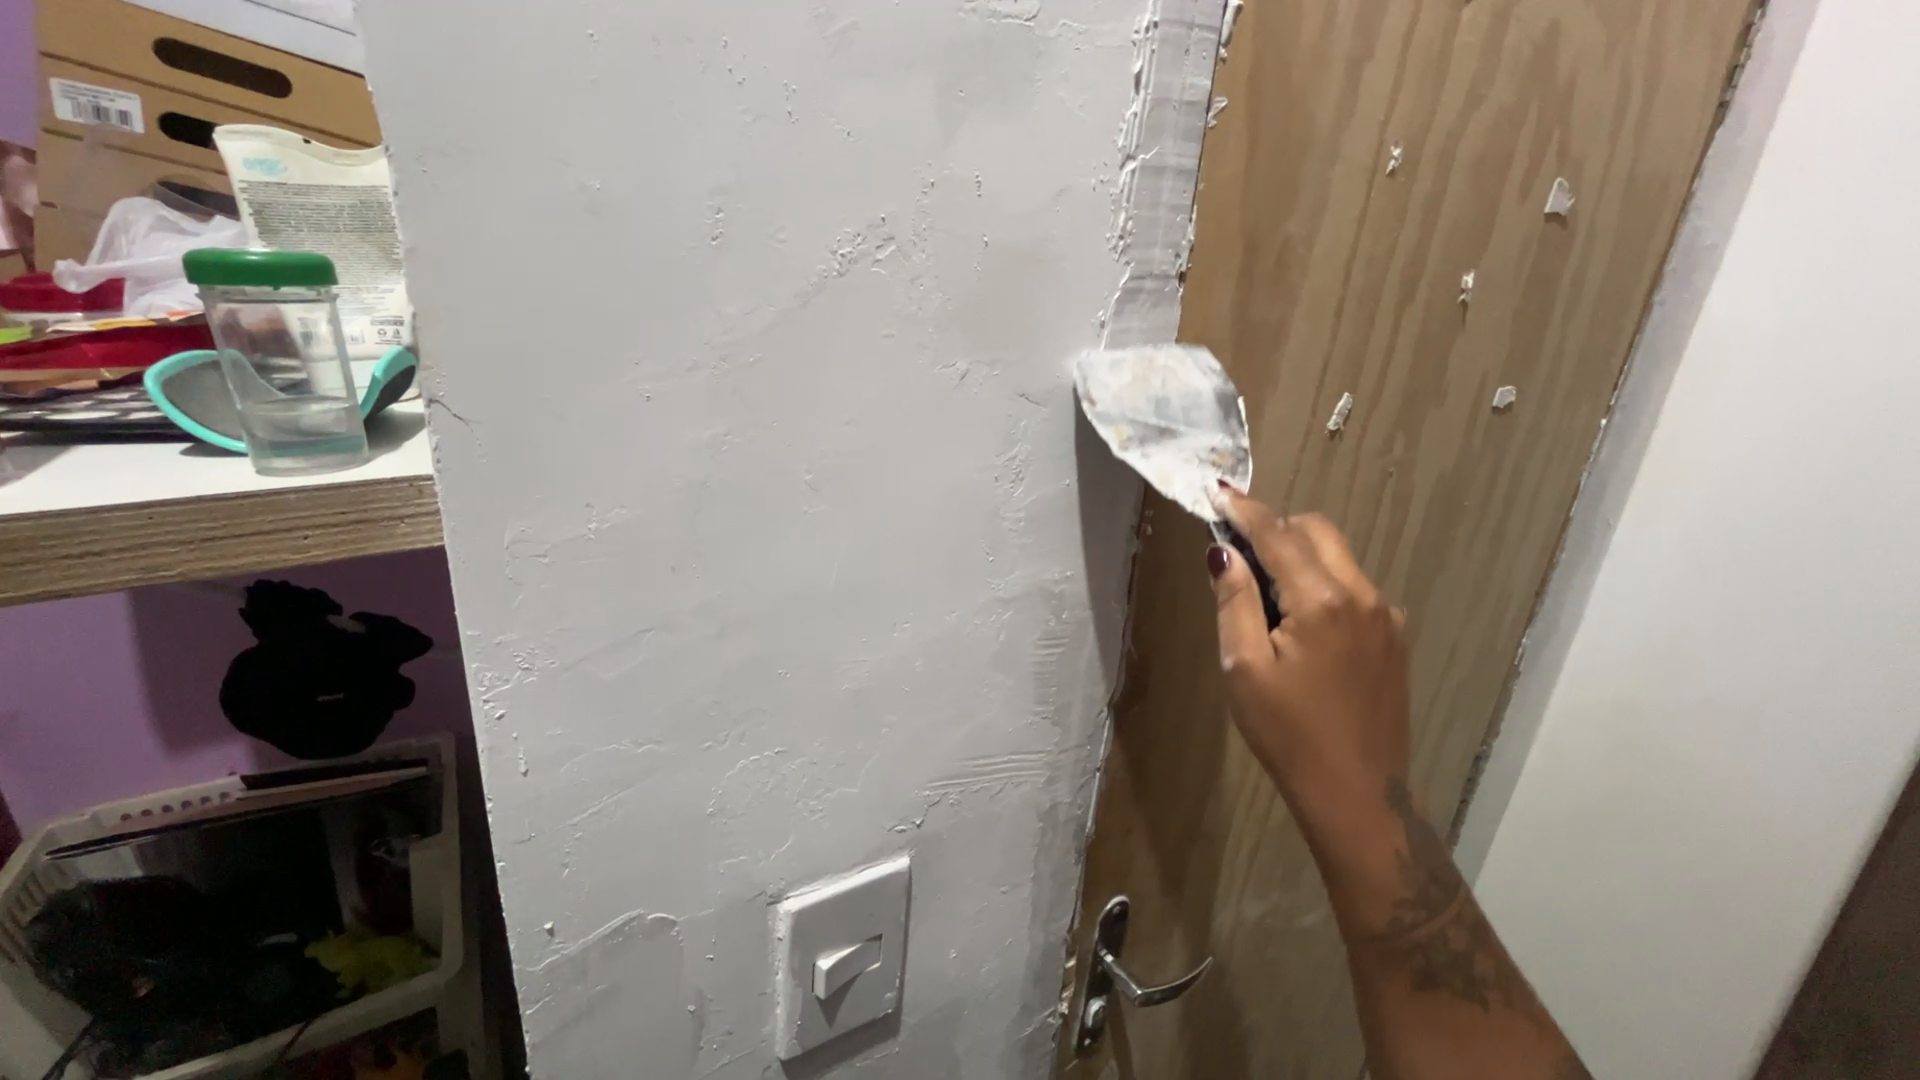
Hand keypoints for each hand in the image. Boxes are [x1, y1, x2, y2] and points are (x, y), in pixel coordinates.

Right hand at [1207, 487, 1410, 821]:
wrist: (1357, 793)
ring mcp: (1387, 616)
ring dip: (1299, 554)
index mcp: (1323, 600)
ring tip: (1263, 590)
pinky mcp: (1395, 638)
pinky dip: (1322, 582)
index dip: (1244, 511)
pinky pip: (1354, 588)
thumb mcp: (1244, 667)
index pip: (1279, 534)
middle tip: (1236, 546)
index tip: (1217, 492)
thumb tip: (1223, 552)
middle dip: (1275, 526)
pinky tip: (1299, 622)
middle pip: (1317, 532)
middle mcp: (1364, 595)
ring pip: (1338, 558)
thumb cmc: (1287, 733)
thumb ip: (1234, 601)